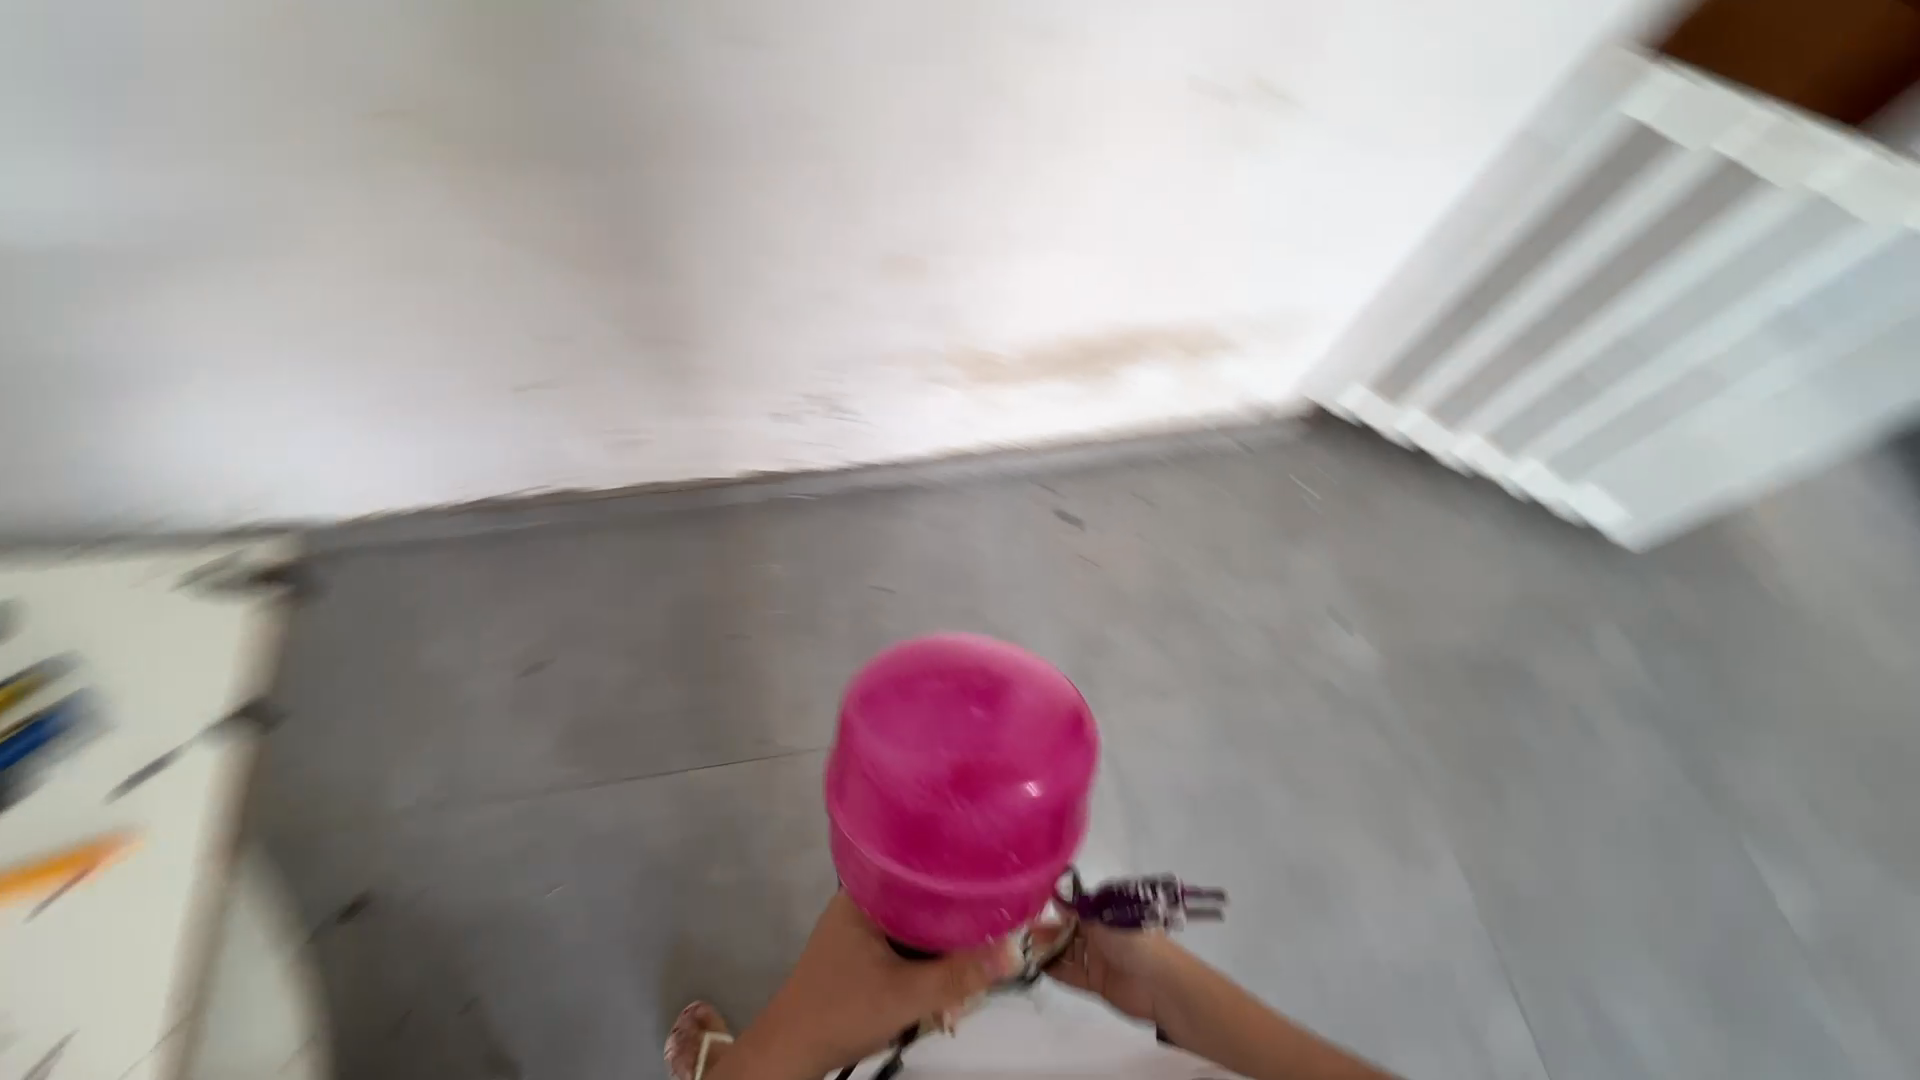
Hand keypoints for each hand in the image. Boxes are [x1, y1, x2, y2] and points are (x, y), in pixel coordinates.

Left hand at [717, 893, 1011, 1079]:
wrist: (789, 1053)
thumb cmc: (842, 1009)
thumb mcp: (907, 994)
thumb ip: (961, 975)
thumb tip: (1016, 952)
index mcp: (867, 892)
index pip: (925, 874)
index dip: (961, 887)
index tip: (996, 897)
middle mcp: (864, 901)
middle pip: (925, 908)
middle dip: (956, 938)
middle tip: (987, 960)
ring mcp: (860, 930)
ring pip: (917, 933)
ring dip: (942, 961)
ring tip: (965, 990)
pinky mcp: (860, 955)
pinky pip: (905, 951)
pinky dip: (924, 971)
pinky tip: (942, 999)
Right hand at [1031, 921, 1180, 1025]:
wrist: (1158, 982)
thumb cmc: (1132, 940)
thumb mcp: (1104, 918)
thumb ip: (1078, 911)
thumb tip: (1057, 896)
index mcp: (1105, 916)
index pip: (1076, 911)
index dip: (1056, 910)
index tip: (1033, 908)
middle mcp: (1100, 936)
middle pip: (1069, 933)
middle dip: (1048, 932)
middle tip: (1024, 933)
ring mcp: (1098, 960)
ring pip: (1068, 953)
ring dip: (1049, 951)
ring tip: (1025, 949)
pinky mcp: (1096, 983)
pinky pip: (1072, 975)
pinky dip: (1056, 971)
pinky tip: (1038, 966)